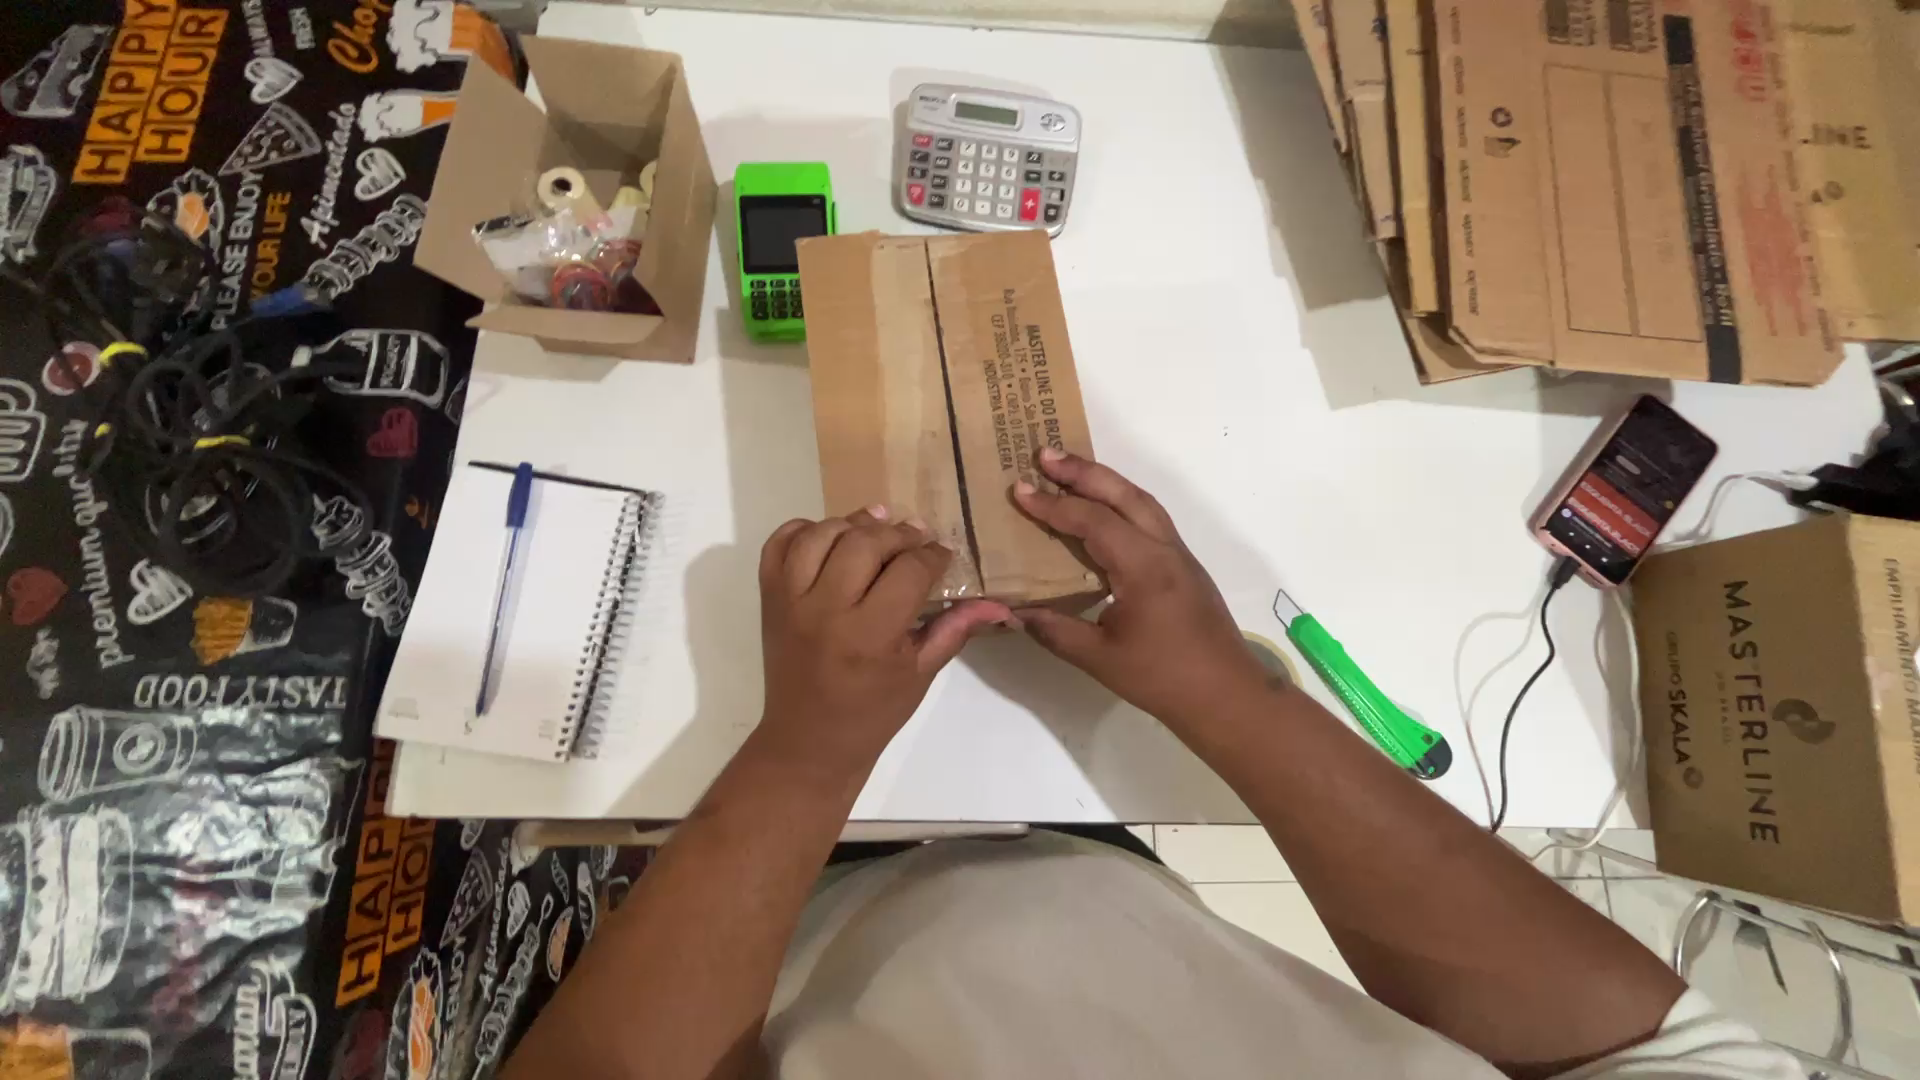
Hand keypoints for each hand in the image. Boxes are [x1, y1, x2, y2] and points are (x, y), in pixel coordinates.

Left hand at [758, 507, 1010, 770]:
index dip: (933, 555)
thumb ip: (954, 629)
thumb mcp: (921, 674)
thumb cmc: (872, 712)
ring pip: (821, 534)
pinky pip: (779, 544)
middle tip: (916, 538)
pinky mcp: (768, 598)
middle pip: (865, 543)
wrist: (808, 741)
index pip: (909, 571)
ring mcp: (790, 601)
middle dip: (899, 534)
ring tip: (875, 528)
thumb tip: (996, 604)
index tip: (943, 555)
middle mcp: (826, 610)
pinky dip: (803, 530)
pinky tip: (830, 538)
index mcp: (870, 635)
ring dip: (852, 524)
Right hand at [1013, 450, 1270, 727]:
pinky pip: (1149, 518)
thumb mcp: (1099, 658)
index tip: (1018, 490)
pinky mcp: (1184, 565)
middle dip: (1082, 472)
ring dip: (1105, 481)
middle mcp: (1164, 549)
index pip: (1092, 522)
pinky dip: (1121, 501)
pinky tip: (1103, 511)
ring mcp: (1179, 554)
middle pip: (1122, 494)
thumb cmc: (1162, 678)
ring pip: (1141, 501)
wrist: (1226, 695)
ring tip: (1069, 471)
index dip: (1052, 505)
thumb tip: (1013, 612)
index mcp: (1143, 568)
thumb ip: (1054, 630)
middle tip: (1045, 454)